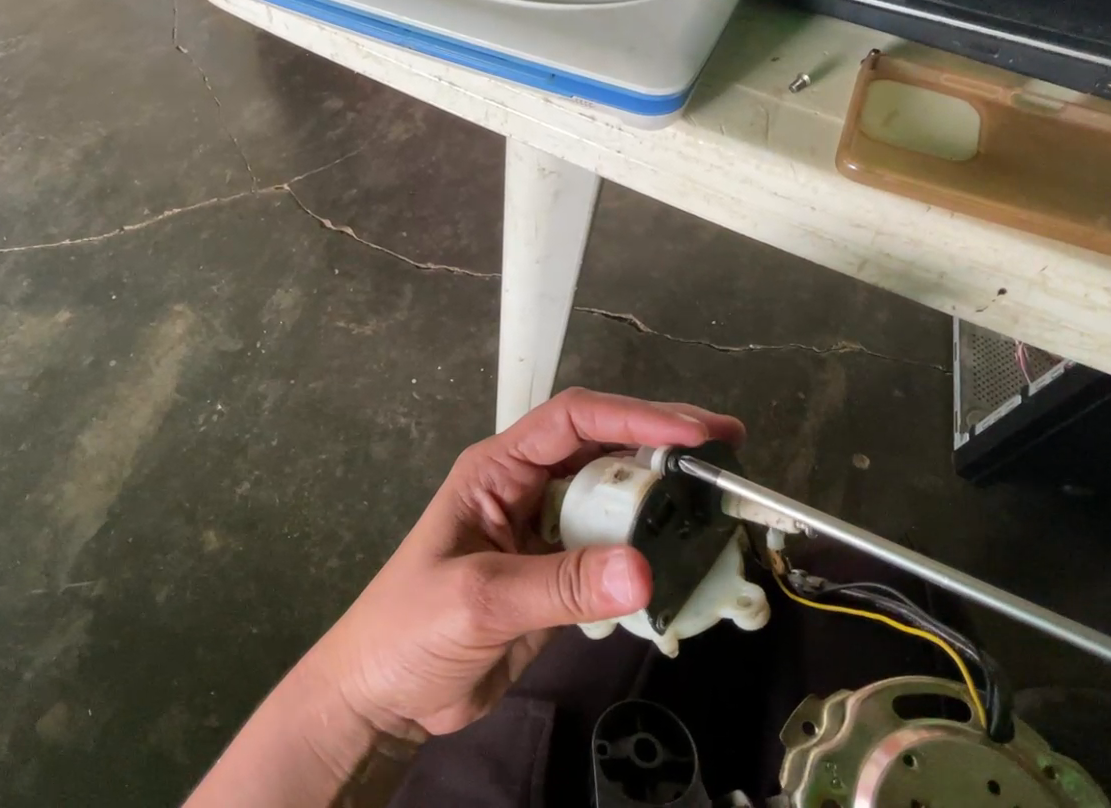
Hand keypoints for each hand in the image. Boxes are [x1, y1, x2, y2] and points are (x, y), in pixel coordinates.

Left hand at [297, 388, 744, 740]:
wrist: (384, 693)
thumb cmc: (408, 628)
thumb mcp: (479, 599)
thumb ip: (559, 585)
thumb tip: (644, 570)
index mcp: (498, 469)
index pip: (572, 421)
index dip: (634, 417)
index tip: (694, 432)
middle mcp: (528, 489)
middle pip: (603, 450)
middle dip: (662, 445)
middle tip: (727, 453)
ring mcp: (546, 532)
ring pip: (614, 499)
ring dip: (663, 499)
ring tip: (719, 502)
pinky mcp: (559, 576)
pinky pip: (613, 553)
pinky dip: (649, 552)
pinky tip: (684, 560)